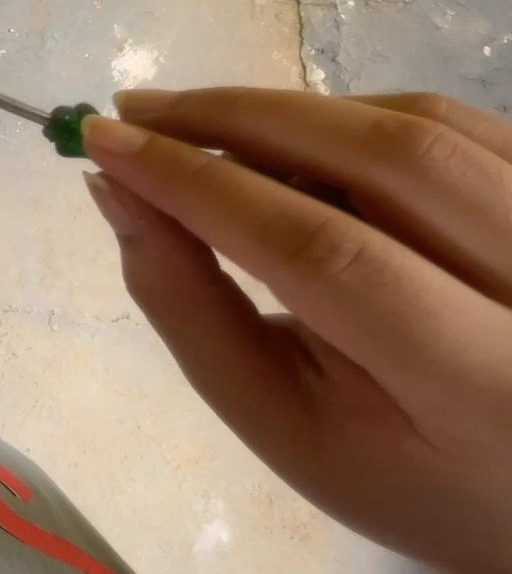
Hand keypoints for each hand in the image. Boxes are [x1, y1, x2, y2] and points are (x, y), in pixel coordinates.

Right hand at [81, 89, 511, 573]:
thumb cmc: (386, 465)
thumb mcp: (263, 408)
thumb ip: (179, 295)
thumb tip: (110, 185)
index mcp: (480, 385)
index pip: (319, 251)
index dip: (195, 181)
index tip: (100, 138)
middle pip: (388, 160)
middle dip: (234, 118)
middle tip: (134, 109)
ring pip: (421, 126)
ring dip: (281, 110)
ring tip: (195, 126)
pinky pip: (455, 122)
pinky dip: (343, 113)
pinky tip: (282, 139)